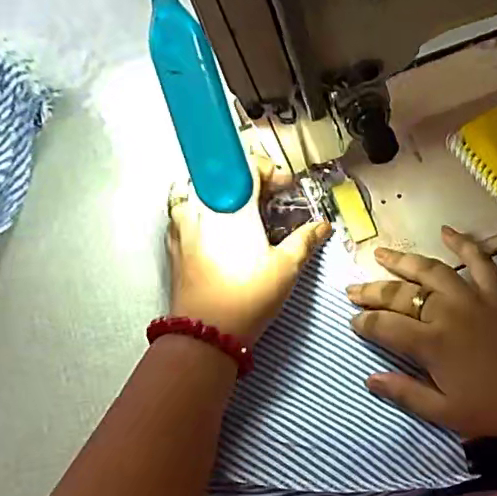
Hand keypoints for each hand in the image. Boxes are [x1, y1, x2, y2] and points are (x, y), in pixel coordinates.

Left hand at [167, 166, 328, 344]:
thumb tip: (321, 226)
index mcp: (230, 205)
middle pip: (224, 175)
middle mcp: (200, 206)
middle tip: (271, 199)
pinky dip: (210, 213)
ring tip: (249, 216)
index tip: (284, 185)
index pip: (246, 165)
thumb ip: (305, 239)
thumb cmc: (247, 297)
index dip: (270, 170)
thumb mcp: (286, 267)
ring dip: (228, 196)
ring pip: (204, 192)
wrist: (206, 330)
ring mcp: (182, 222)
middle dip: (250, 182)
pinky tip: (227, 234)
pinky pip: (190, 212)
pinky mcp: (175, 241)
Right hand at [346, 226, 496, 439]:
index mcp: (432, 344)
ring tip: (381, 254)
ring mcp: (474, 297)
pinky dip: (463, 243)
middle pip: (401, 294)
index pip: (384, 326)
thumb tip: (370, 379)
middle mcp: (447, 312)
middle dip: (373, 291)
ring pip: (431, 271)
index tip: (351, 322)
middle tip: (353, 290)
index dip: (363, 323)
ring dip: (404, 261)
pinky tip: (447, 231)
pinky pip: (479, 261)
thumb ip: (406, 394)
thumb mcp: (447, 413)